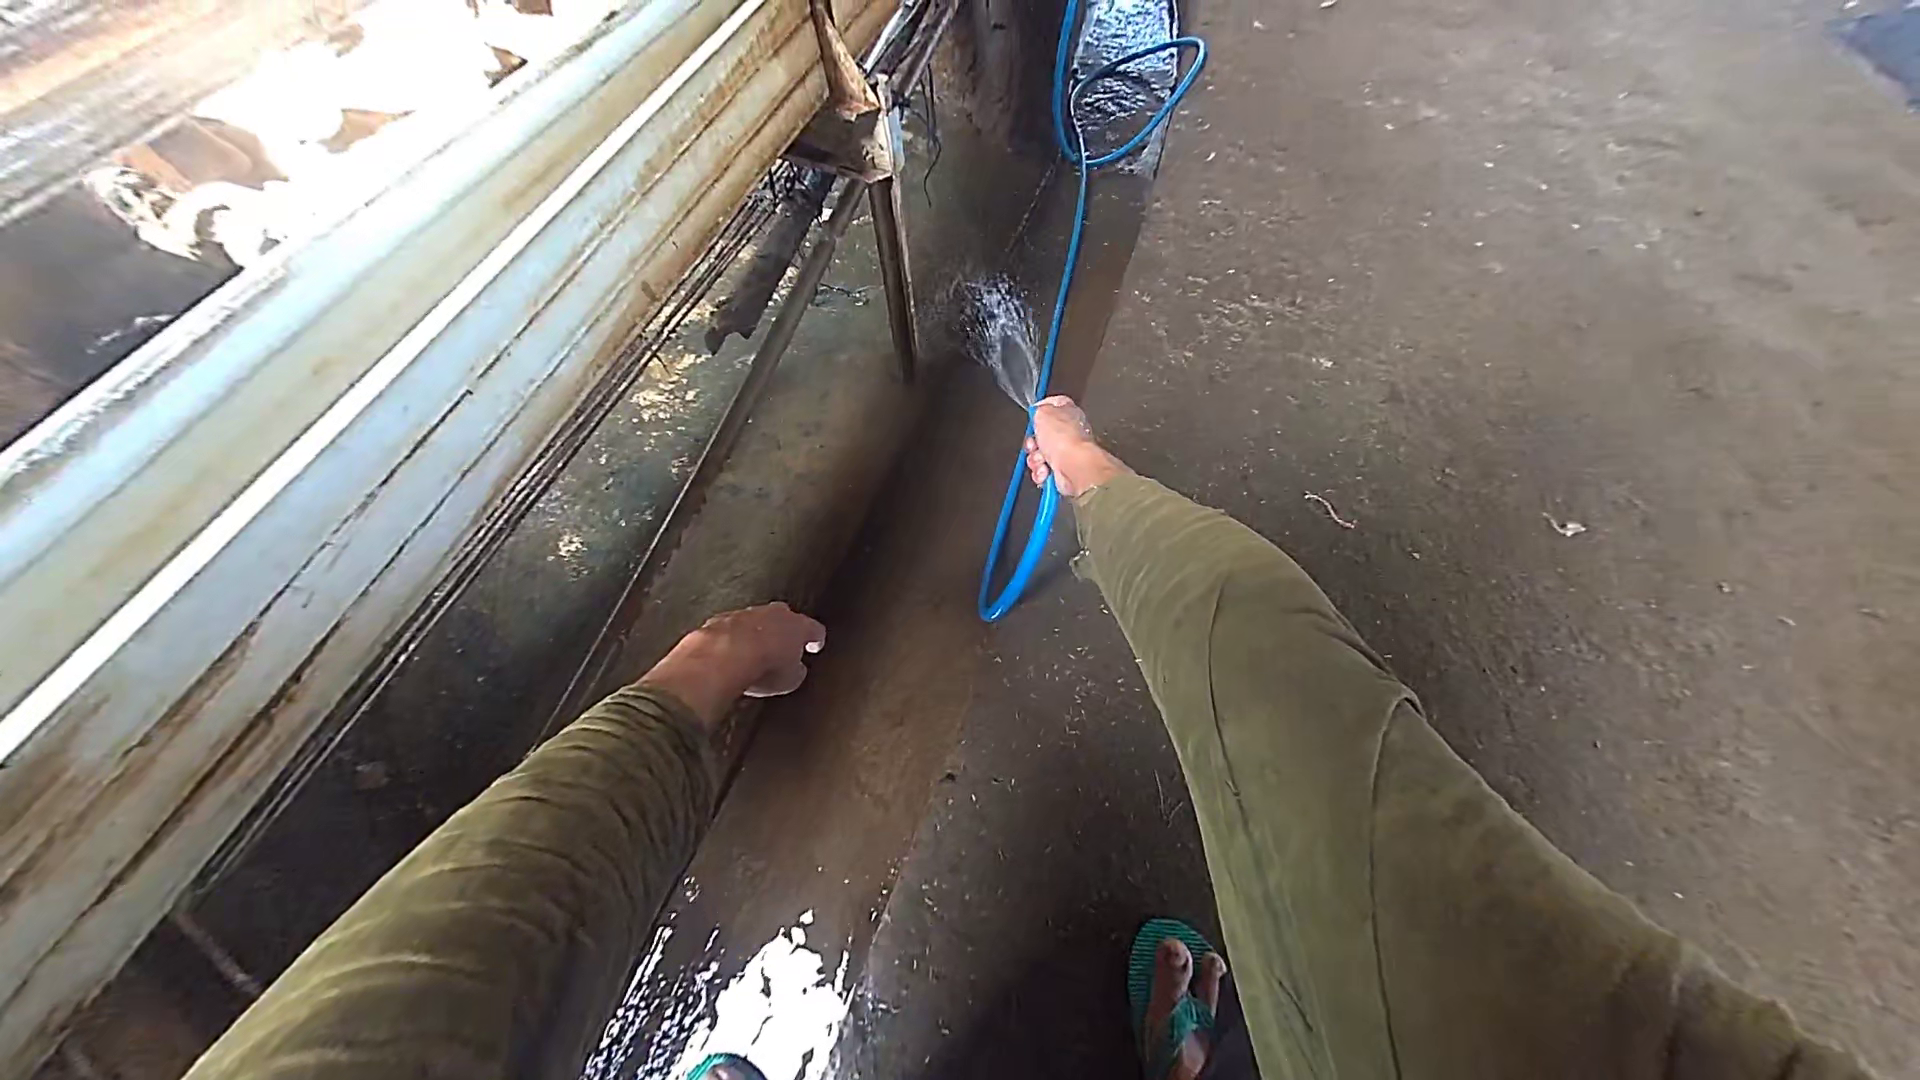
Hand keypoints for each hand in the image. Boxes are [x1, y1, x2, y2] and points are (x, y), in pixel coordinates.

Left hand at [697, 602, 827, 697]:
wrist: (724, 657)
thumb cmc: (763, 666)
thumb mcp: (790, 680)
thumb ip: (796, 672)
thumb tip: (794, 671)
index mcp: (798, 625)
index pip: (814, 629)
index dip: (816, 639)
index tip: (815, 644)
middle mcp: (775, 614)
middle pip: (784, 619)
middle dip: (784, 632)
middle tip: (783, 648)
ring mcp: (747, 614)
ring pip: (756, 621)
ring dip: (757, 634)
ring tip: (754, 655)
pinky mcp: (721, 620)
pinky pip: (731, 628)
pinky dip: (732, 639)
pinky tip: (729, 655)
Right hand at [1022, 395, 1128, 497]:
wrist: (1074, 467)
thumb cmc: (1065, 440)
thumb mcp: (1043, 413)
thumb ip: (1039, 409)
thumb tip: (1036, 412)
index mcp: (1068, 413)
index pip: (1053, 406)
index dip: (1039, 411)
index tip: (1033, 416)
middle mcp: (1068, 434)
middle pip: (1041, 435)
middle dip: (1033, 442)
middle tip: (1035, 445)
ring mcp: (1065, 453)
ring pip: (1039, 455)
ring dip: (1035, 459)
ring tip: (1042, 460)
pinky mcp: (1062, 471)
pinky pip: (1042, 471)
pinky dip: (1040, 473)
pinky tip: (1046, 471)